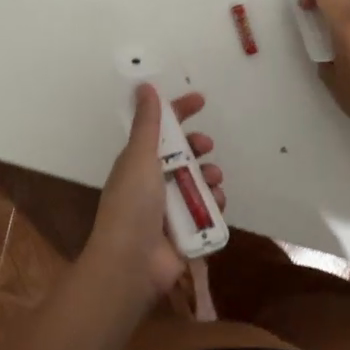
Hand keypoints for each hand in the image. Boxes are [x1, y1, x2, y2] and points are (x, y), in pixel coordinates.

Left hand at [81, 85, 224, 304]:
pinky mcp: (184, 232)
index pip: (159, 130)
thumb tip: (144, 86)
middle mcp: (151, 183)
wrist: (131, 263)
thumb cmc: (132, 205)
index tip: (200, 100)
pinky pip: (206, 211)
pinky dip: (214, 204)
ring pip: (197, 183)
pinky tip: (217, 203)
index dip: (178, 113)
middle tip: (206, 145)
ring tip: (214, 180)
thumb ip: (147, 123)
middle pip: (181, 156)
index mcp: (136, 163)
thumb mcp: (139, 157)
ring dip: (208, 176)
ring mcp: (168, 209)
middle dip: (197, 147)